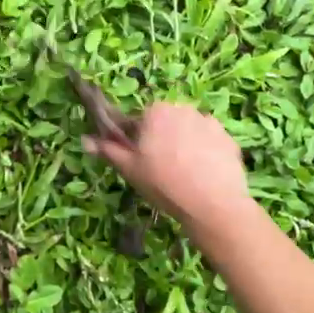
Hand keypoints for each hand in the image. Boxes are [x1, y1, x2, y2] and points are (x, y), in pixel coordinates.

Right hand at [85, 102, 251, 225]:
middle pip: (166, 123)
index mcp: (156, 111)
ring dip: (184, 145)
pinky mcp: (229, 138)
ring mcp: (209, 122)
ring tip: (183, 175)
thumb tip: (84, 140)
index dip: (138, 140)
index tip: (140, 160)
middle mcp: (184, 108)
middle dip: (162, 139)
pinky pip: (209, 142)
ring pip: (188, 132)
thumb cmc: (163, 183)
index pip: (140, 120)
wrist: (212, 204)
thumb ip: (108, 150)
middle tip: (160, 169)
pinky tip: (202, 175)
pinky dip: (204, 154)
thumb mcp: (129, 168)